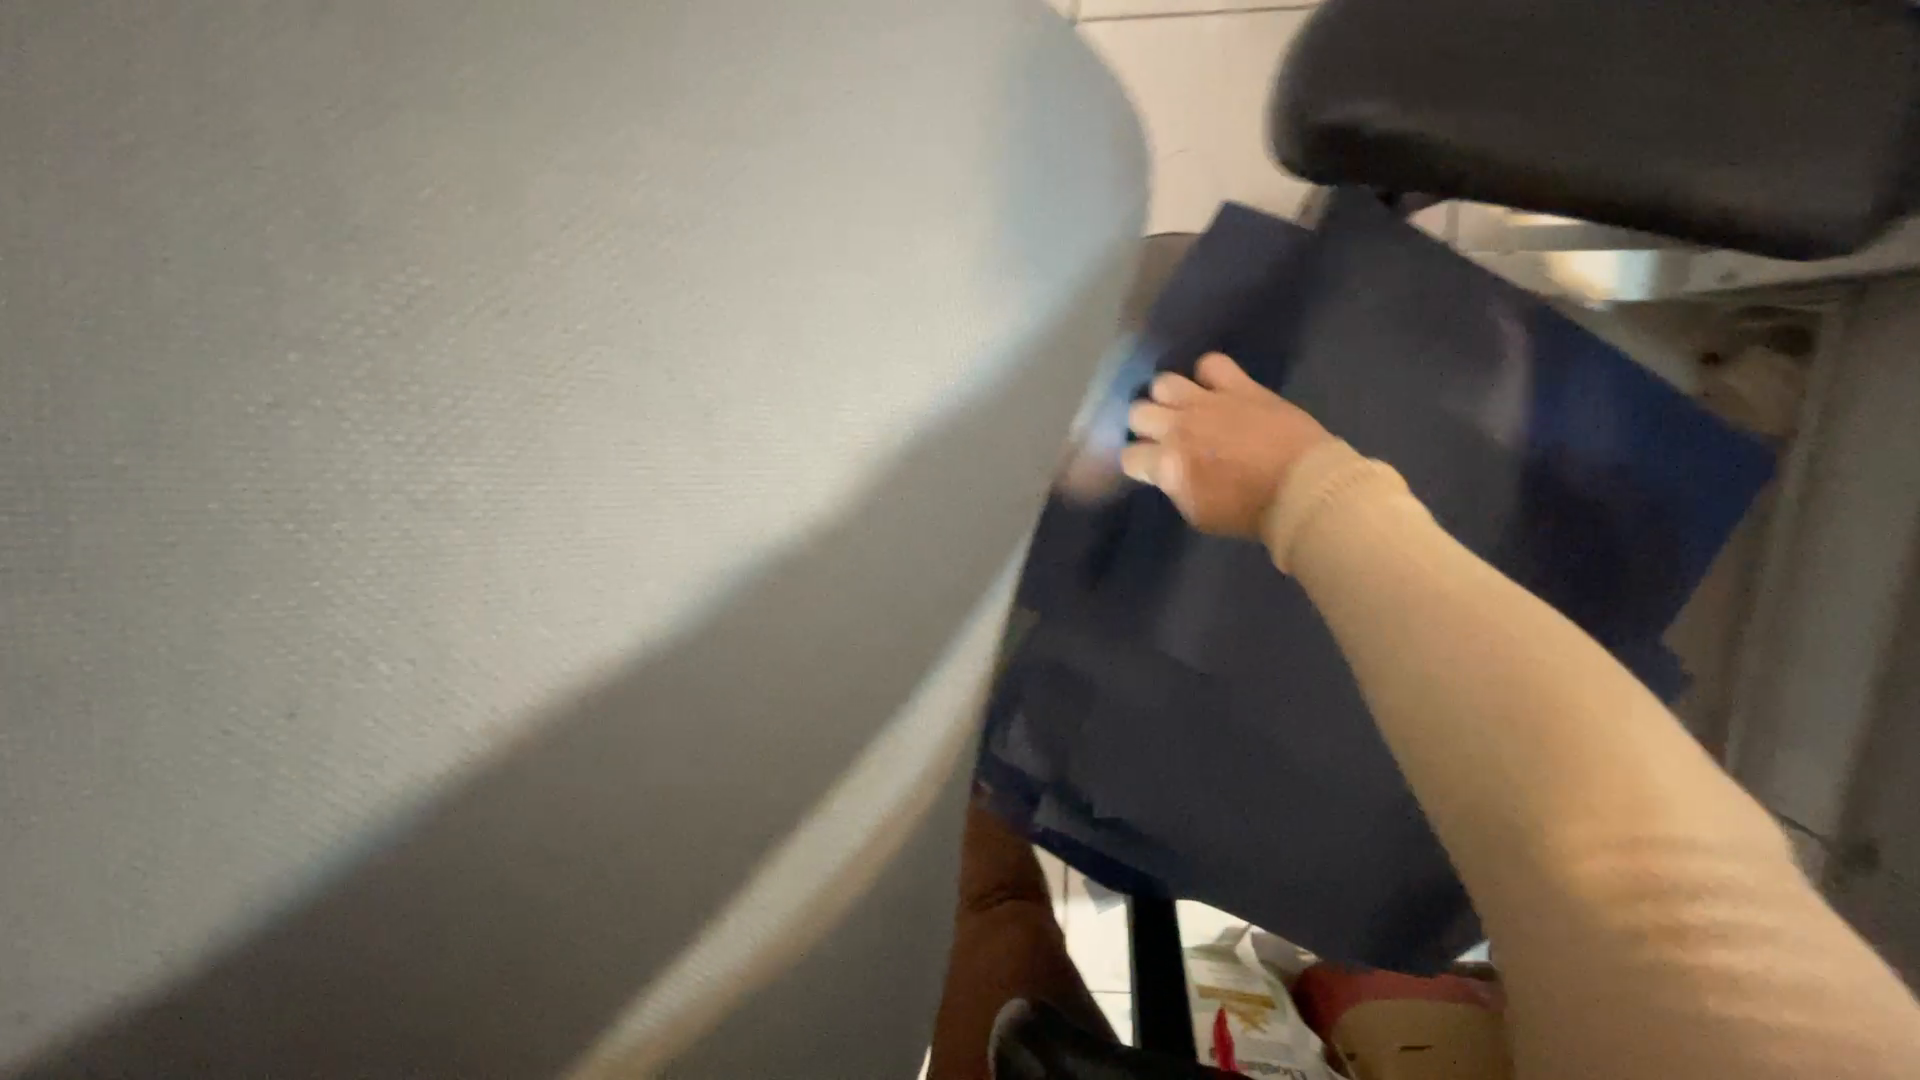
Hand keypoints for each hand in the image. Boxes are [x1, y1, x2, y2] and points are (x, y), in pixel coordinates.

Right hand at [1121, 353, 1331, 537]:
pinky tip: (1214, 389)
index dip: (1137, 464)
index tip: (1149, 469)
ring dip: (1168, 398)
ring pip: (1163, 382)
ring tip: (1183, 409)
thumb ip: (1174, 487)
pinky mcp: (1239, 386)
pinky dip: (1208, 375)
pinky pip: (1210, 363)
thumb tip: (1167, 472)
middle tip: (1163, 438)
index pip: (1128, 456)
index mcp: (1167, 463)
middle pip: (1137, 412)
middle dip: (1145, 427)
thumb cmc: (1248, 511)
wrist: (1302, 489)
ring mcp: (1207, 401)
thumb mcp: (1198, 514)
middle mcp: (1178, 426)